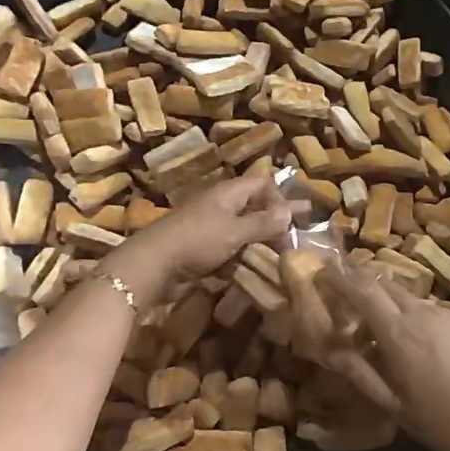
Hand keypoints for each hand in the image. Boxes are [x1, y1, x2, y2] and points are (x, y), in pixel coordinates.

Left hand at [100, 176, 291, 298]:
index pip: (263, 184)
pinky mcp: (202, 247)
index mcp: (229, 193)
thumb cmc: (198, 240)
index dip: (279, 198)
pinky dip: (243, 254)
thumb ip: (264, 223)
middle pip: (255, 207)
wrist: (153, 263)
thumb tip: (290, 213)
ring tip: (280, 254)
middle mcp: (221, 205)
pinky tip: (253, 266)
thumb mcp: (236, 231)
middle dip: (275, 221)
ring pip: (243, 229)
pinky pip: (230, 246)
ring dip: (260, 240)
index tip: (290, 220)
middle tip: (296, 235)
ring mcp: (210, 226)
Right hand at [318, 265, 449, 450]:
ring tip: (366, 322)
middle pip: (383, 283)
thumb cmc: (448, 423)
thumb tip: (329, 350)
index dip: (338, 277)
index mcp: (399, 331)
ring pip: (403, 295)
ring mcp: (445, 315)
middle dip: (357, 282)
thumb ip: (361, 373)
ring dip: (381, 298)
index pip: (362, 289)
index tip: (319, 271)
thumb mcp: (396, 406)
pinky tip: (402, 338)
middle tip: (337, 294)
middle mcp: (421, 312)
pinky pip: (422, 307)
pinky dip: (402, 311)